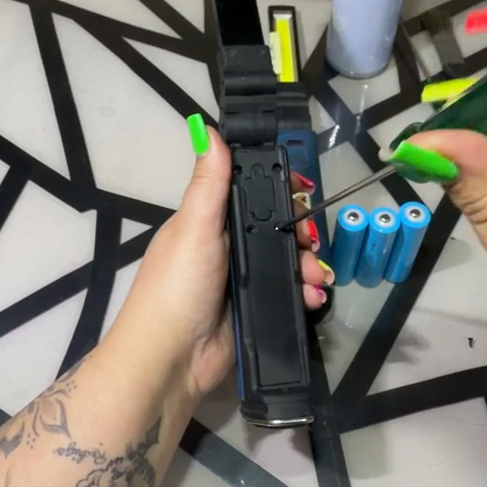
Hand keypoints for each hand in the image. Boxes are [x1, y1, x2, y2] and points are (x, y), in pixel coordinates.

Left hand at [107, 125, 328, 402]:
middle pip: (278, 227)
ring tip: (315, 278)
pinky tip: (313, 298)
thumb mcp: (193, 227)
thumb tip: (208, 128)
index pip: (252, 193)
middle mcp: (228, 247)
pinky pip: (290, 293)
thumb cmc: (178, 284)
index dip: (280, 187)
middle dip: (302, 232)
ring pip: (289, 261)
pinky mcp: (256, 310)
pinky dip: (306, 294)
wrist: (171, 358)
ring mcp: (243, 281)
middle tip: (311, 241)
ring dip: (309, 265)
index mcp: (209, 221)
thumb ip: (209, 183)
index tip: (304, 188)